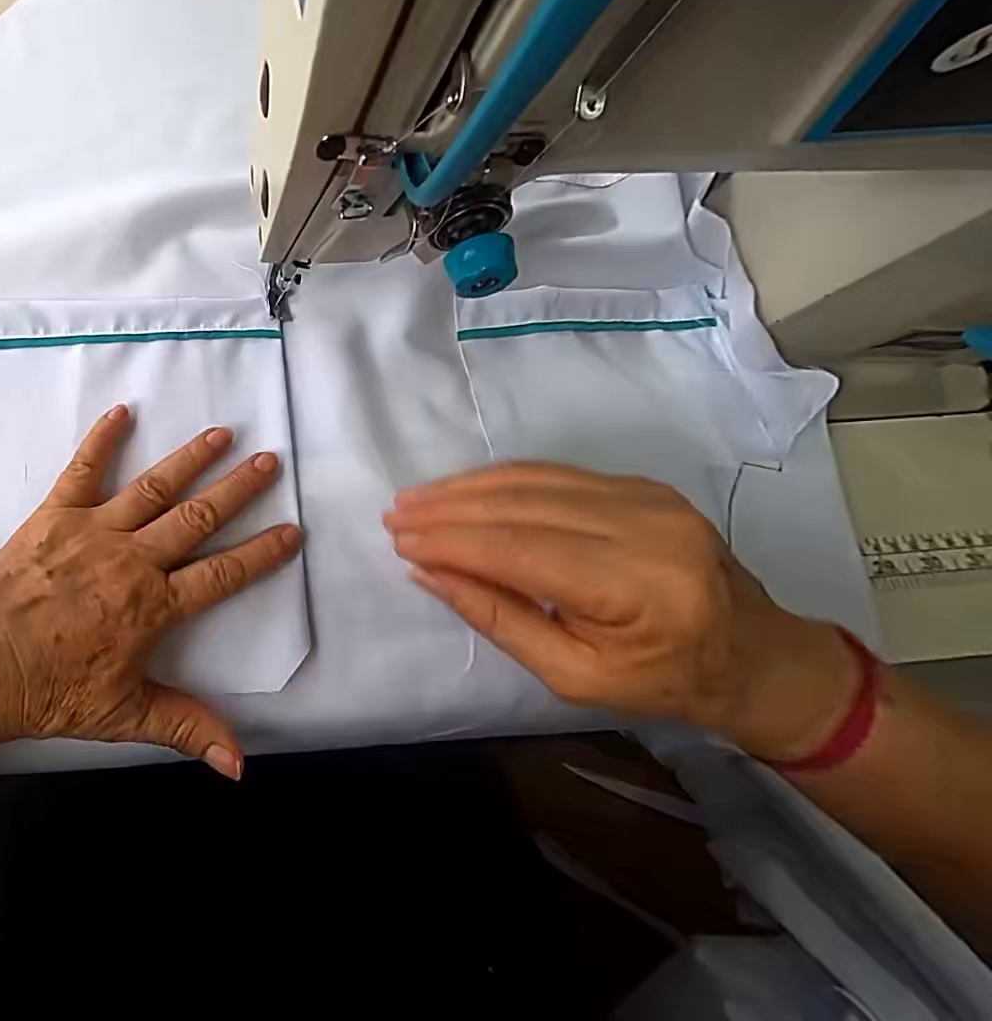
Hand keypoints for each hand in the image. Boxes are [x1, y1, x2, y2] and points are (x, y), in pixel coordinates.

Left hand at [0, 404, 302, 778]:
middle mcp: (132, 560)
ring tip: (221, 434)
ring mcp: (93, 532)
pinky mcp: (54, 515)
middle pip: (197, 520)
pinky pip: (82, 470)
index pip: (222, 575)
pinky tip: (121, 412)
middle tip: (269, 463)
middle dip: (237, 490)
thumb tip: (241, 765)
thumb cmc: (46, 690)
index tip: (291, 531)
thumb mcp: (122, 716)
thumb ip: (186, 727)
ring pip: (154, 488)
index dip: (261, 554)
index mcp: (153, 607)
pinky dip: (101, 439)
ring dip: (190, 459)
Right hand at [382, 463, 859, 759]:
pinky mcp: (640, 486)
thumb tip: (426, 571)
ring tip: (413, 501)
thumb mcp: (570, 673)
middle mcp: (648, 529)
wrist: (760, 656)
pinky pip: (549, 473)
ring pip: (529, 480)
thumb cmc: (661, 680)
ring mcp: (648, 499)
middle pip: (519, 506)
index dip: (451, 543)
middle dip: (446, 510)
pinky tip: (458, 490)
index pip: (518, 550)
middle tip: (393, 516)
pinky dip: (493, 480)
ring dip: (462, 489)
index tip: (399, 543)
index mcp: (637, 589)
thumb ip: (496, 617)